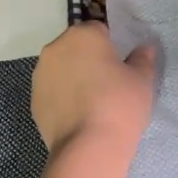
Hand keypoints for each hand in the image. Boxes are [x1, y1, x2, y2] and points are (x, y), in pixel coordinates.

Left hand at [31, 23, 155, 151]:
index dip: (111, 46)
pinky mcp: (33, 99)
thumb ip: (142, 59)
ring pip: (61, 69)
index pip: (99, 30)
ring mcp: (40, 74)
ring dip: (73, 77)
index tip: (120, 66)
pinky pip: (52, 91)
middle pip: (76, 47)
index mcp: (82, 35)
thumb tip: (144, 49)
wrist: (88, 147)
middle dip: (89, 59)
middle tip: (107, 84)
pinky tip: (78, 116)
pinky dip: (62, 98)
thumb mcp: (142, 80)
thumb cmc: (119, 104)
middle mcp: (55, 48)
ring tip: (91, 102)